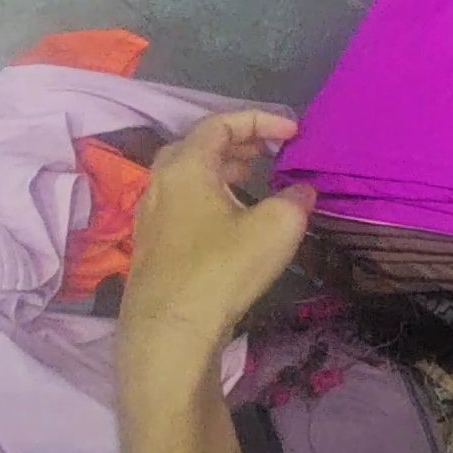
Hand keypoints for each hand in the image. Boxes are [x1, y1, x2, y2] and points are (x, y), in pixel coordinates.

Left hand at [118, 111, 315, 368]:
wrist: (171, 332)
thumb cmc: (224, 267)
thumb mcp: (279, 224)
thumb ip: (296, 197)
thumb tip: (300, 191)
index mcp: (186, 170)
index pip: (219, 125)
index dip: (260, 120)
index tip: (294, 132)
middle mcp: (160, 186)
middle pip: (197, 146)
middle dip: (238, 140)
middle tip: (272, 147)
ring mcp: (152, 217)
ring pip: (189, 175)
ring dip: (225, 167)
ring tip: (258, 173)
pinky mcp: (155, 245)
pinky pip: (185, 200)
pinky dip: (214, 191)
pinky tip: (237, 212)